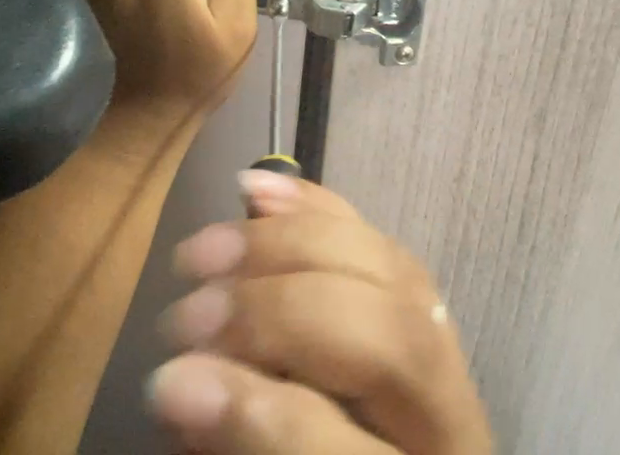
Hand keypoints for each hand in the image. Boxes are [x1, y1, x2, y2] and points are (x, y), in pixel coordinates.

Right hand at [147, 172, 494, 454]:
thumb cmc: (314, 449)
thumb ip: (241, 439)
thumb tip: (178, 380)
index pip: (351, 446)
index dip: (262, 411)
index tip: (171, 382)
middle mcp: (448, 413)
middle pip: (393, 341)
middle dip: (280, 312)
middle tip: (186, 315)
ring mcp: (448, 350)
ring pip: (395, 274)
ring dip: (293, 243)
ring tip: (210, 249)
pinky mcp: (421, 302)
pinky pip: (380, 244)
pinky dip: (317, 210)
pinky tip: (258, 190)